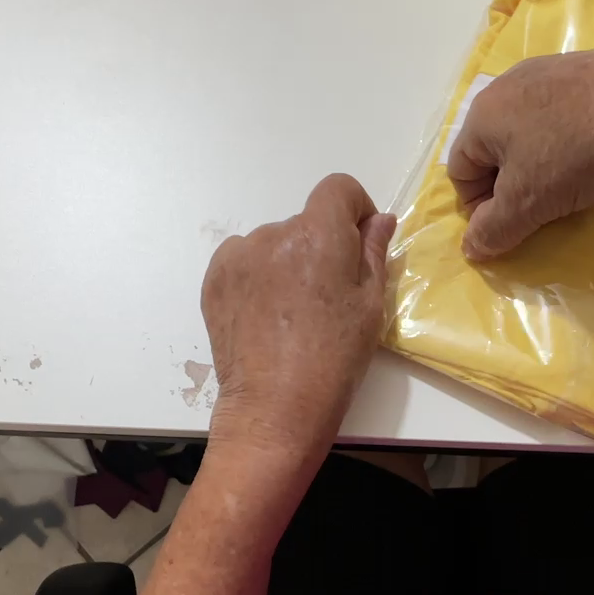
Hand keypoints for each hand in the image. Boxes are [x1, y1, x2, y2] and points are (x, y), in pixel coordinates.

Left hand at [201, 173, 396, 463]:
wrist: (275, 406)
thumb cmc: (335, 361)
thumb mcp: (370, 308)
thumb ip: (373, 253)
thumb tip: (379, 220)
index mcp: (319, 235)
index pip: (338, 188)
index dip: (354, 209)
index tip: (358, 243)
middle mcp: (274, 234)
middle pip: (305, 223)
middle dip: (320, 248)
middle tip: (326, 299)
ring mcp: (239, 257)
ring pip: (274, 245)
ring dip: (287, 264)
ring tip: (292, 315)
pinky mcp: (215, 280)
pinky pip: (245, 263)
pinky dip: (258, 279)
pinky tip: (267, 317)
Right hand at [448, 39, 593, 260]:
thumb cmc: (571, 156)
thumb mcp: (524, 206)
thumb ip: (491, 231)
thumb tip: (470, 247)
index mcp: (482, 115)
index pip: (459, 171)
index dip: (476, 208)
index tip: (506, 227)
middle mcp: (509, 86)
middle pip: (494, 152)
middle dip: (510, 189)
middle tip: (538, 212)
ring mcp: (551, 72)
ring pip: (531, 135)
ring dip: (541, 170)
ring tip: (571, 188)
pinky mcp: (589, 71)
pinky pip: (565, 119)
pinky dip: (572, 146)